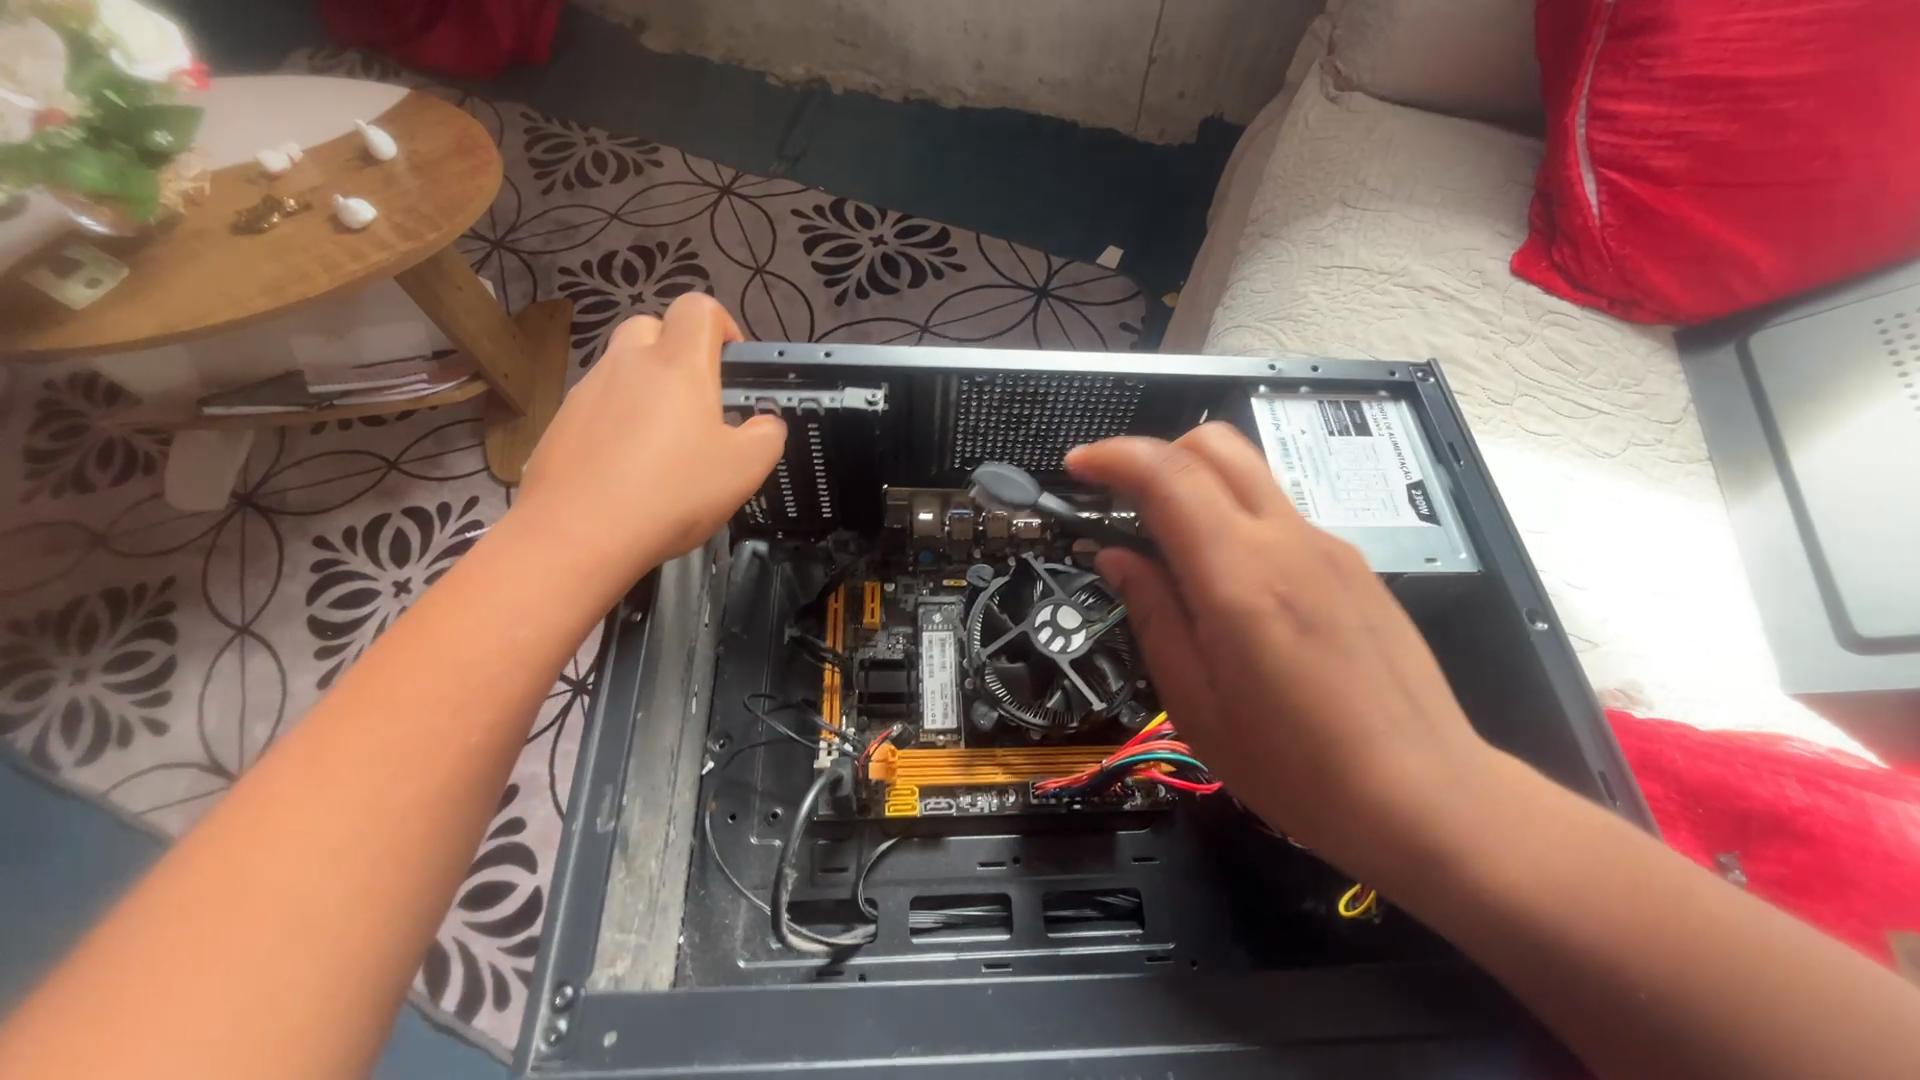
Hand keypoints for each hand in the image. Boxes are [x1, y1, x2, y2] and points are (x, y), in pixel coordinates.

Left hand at [512, 294, 785, 583]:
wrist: (577, 533)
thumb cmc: (671, 493)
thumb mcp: (745, 469)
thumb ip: (767, 435)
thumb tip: (766, 423)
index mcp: (677, 364)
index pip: (698, 307)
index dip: (722, 325)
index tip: (732, 366)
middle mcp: (627, 363)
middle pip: (652, 327)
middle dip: (677, 351)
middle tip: (696, 400)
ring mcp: (587, 391)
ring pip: (622, 368)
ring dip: (645, 388)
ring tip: (662, 444)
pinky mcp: (561, 422)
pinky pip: (598, 406)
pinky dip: (616, 421)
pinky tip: (627, 468)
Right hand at [1067, 424, 1496, 871]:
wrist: (1425, 795)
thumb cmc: (1295, 767)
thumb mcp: (1196, 704)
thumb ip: (1153, 615)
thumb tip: (1117, 558)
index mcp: (1240, 577)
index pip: (1168, 475)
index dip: (1113, 457)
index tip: (1077, 468)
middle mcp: (1289, 541)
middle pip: (1216, 444)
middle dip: (1155, 452)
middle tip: (1120, 500)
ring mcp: (1329, 548)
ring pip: (1251, 474)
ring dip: (1196, 484)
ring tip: (1166, 545)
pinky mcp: (1354, 567)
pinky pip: (1280, 515)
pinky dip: (1235, 518)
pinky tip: (1228, 584)